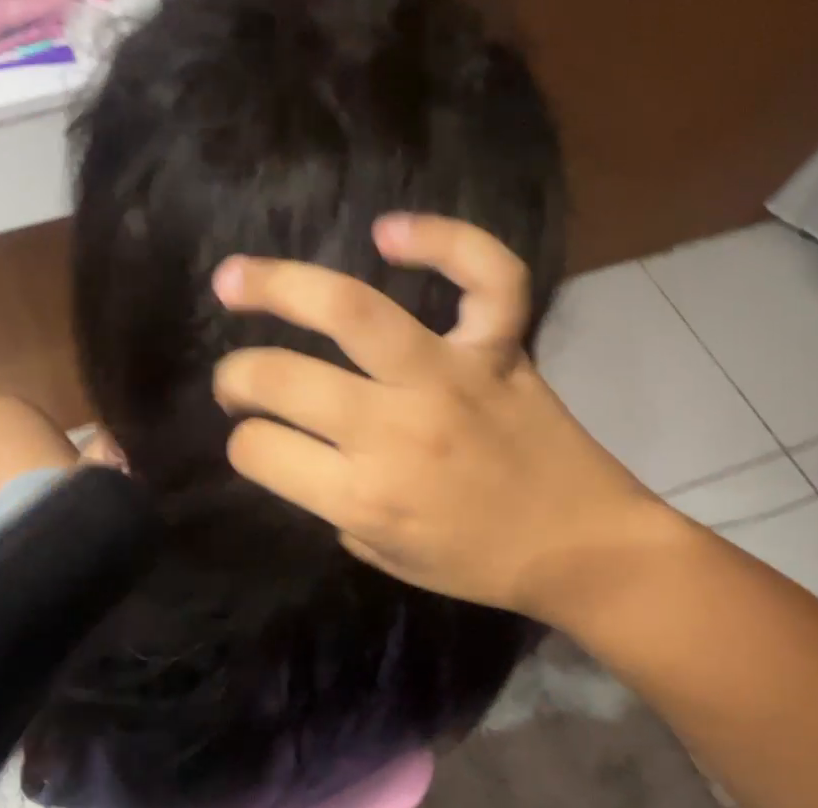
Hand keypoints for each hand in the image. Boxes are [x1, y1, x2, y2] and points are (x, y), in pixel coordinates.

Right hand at [210, 213, 673, 623]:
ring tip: (234, 278)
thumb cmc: (476, 564)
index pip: (259, 450)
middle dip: (236, 376)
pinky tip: (388, 233)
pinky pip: (482, 276)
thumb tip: (303, 448)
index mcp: (362, 496)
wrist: (583, 549)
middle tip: (235, 379)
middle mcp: (394, 431)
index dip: (243, 445)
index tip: (256, 443)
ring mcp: (448, 380)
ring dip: (279, 286)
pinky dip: (441, 241)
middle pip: (281, 379)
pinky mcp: (498, 349)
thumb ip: (332, 502)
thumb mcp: (382, 554)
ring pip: (352, 311)